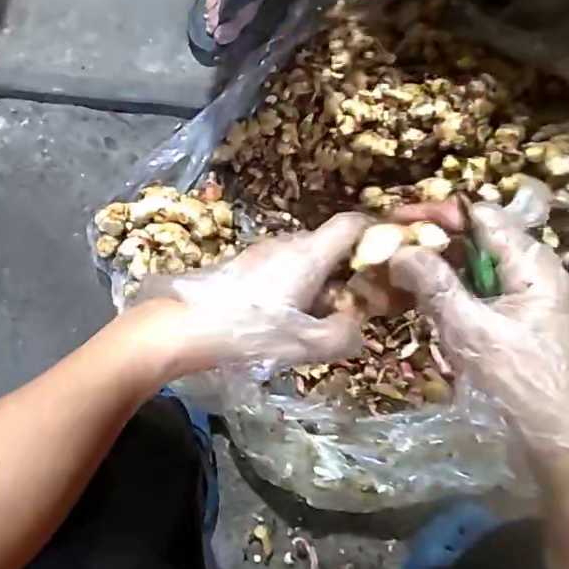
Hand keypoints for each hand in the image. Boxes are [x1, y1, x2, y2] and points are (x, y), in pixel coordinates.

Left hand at [133, 213, 368, 375]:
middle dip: (346, 273)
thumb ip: (344, 334)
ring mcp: (261, 252)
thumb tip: (357, 322)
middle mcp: (286, 243)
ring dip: (317, 285)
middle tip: (351, 308)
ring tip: (312, 323)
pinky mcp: (241, 264)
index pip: (352, 223)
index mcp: (308, 254)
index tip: (387, 260)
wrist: (182, 325)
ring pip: (303, 260)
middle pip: (329, 246)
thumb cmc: (249, 332)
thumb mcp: (305, 344)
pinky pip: (280, 270)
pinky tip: (279, 320)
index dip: (376, 234)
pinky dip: (292, 288)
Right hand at [387, 202, 568, 464]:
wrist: (556, 435)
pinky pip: (468, 290)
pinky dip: (438, 290)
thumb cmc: (519, 379)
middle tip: (383, 247)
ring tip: (386, 272)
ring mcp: (518, 294)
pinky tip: (407, 297)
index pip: (480, 216)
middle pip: (471, 238)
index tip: (395, 220)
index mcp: (529, 263)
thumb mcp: (471, 329)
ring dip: (427, 266)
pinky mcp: (507, 316)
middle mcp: (526, 269)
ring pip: (466, 265)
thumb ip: (434, 284)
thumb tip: (399, 249)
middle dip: (426, 241)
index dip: (437, 214)